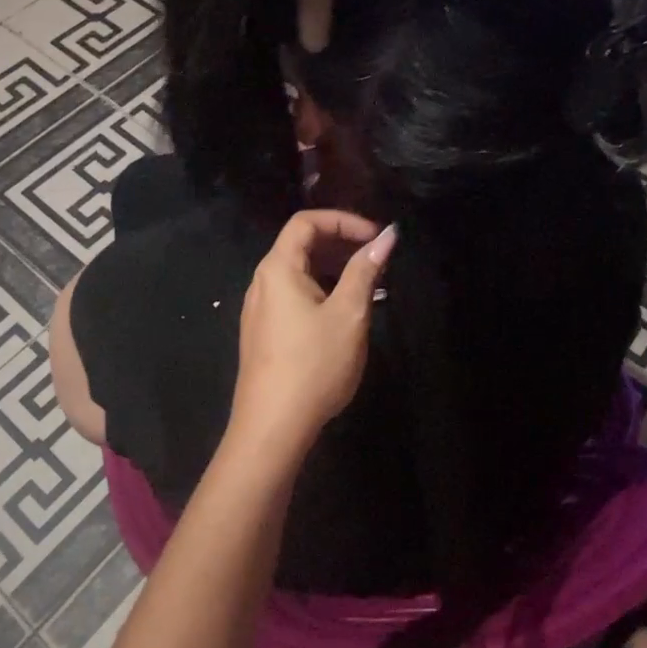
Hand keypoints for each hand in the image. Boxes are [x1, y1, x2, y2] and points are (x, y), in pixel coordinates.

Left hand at [231, 211, 396, 452]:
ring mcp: (259, 309)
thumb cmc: (313, 365)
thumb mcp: (348, 315)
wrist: (272, 426)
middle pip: (300, 245)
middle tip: (377, 259)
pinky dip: (321, 291)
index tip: (376, 237)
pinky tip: (345, 313)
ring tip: (369, 286)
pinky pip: (293, 296)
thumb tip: (387, 236)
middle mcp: (262, 282)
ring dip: (334, 270)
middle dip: (341, 244)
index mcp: (277, 269)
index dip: (343, 221)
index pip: (306, 222)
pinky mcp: (264, 333)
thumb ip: (365, 271)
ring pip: (298, 273)